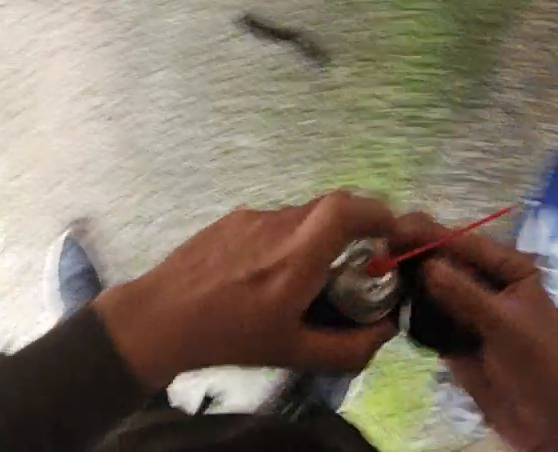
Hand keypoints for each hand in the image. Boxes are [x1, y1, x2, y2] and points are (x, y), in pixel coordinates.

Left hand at [92, 192, 398, 388]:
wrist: (164, 314)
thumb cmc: (232, 336)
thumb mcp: (295, 351)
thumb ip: (348, 345)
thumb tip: (386, 329)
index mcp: (296, 257)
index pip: (344, 210)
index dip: (376, 211)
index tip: (392, 231)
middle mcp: (277, 226)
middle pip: (329, 207)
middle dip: (355, 225)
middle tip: (364, 256)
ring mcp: (252, 217)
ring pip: (301, 214)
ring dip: (319, 234)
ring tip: (312, 274)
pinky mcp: (233, 217)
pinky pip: (275, 220)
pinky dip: (289, 237)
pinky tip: (271, 271)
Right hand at [395, 214, 557, 451]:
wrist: (557, 430)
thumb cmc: (545, 369)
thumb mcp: (508, 327)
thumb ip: (467, 295)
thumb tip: (426, 264)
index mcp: (505, 267)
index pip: (460, 240)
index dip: (425, 233)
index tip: (391, 230)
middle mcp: (482, 279)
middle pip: (439, 256)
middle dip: (409, 251)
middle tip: (375, 249)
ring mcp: (465, 306)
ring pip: (427, 281)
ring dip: (402, 275)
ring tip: (371, 269)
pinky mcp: (451, 333)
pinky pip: (423, 311)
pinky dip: (405, 304)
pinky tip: (381, 297)